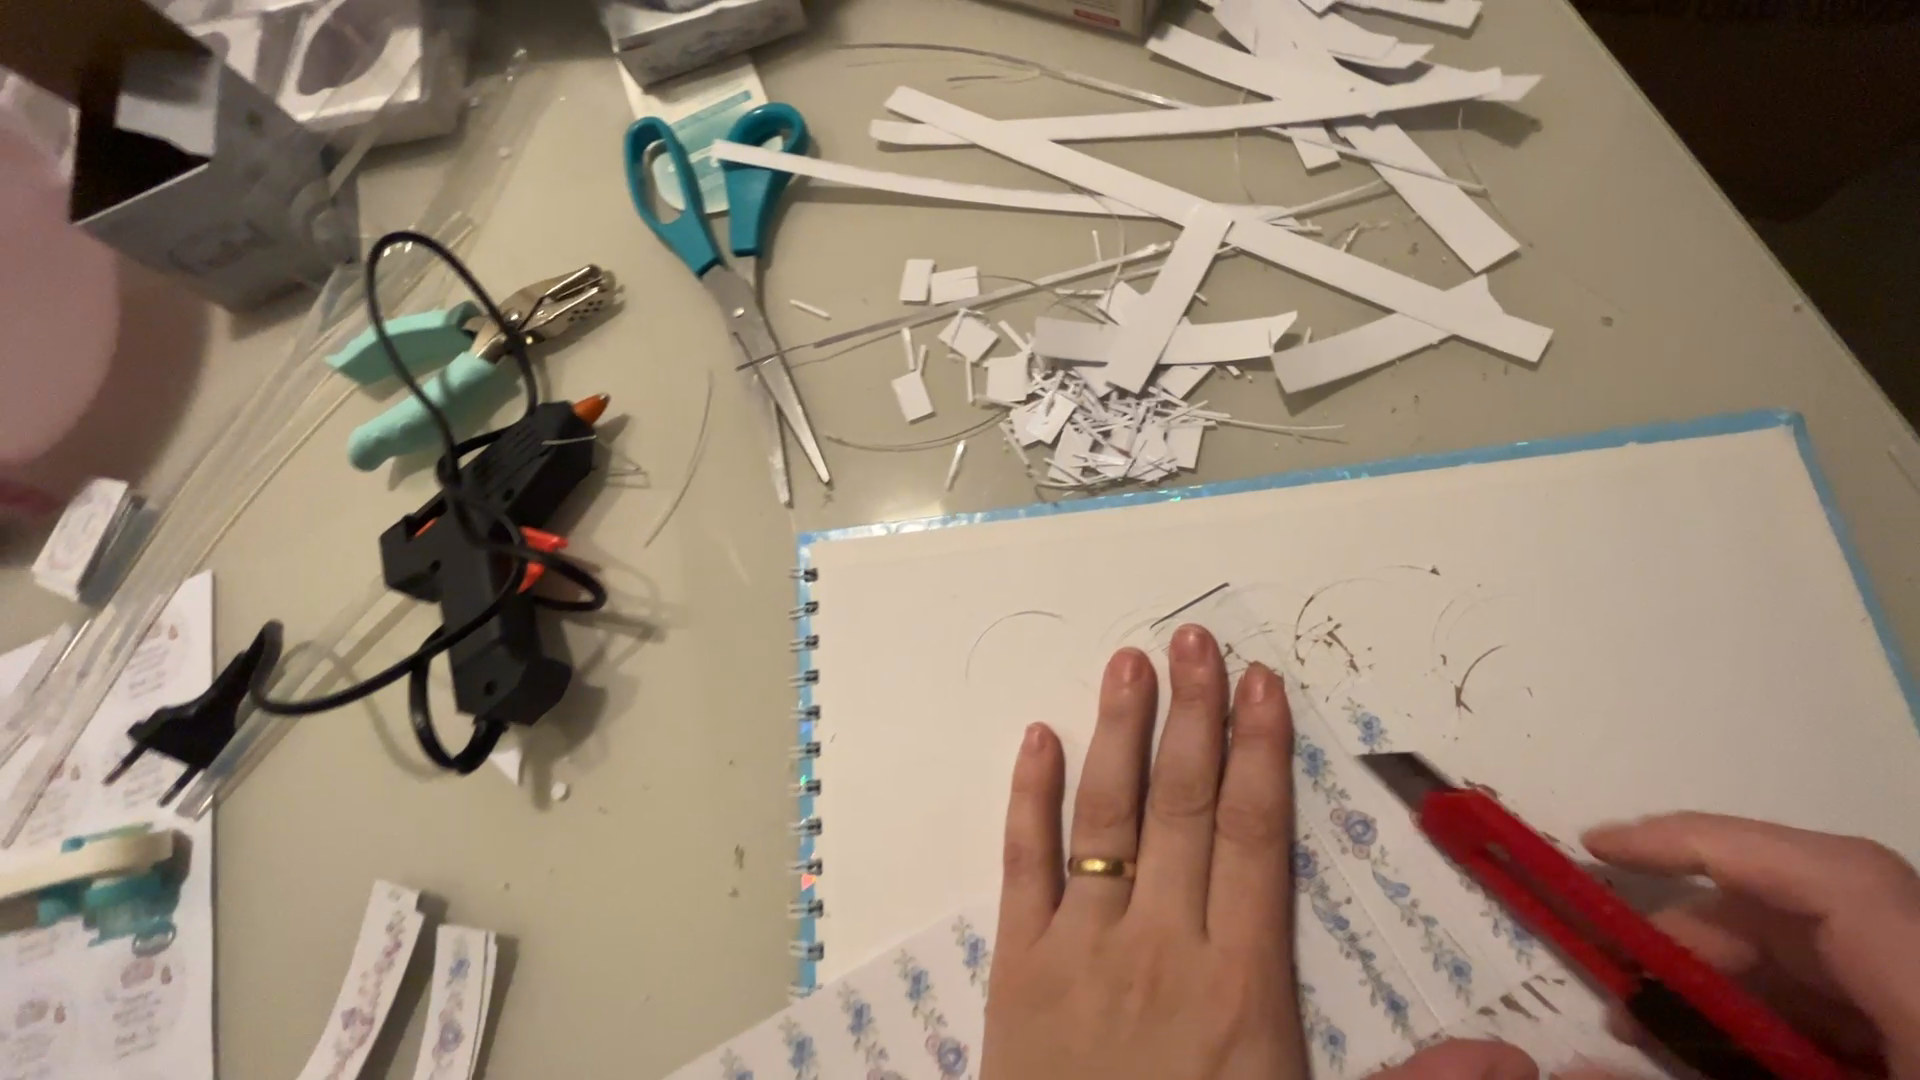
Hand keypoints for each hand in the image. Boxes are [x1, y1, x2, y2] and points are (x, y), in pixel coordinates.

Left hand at [982, 625, 1304, 1079]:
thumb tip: (1519, 1058)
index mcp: (1240, 983)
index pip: (1257, 837)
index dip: (1263, 753)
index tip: (1263, 684)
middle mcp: (1161, 944)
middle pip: (1186, 806)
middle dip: (1195, 716)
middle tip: (1193, 640)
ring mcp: (1081, 946)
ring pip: (1106, 817)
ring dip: (1118, 733)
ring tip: (1126, 663)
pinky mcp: (1018, 962)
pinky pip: (1021, 863)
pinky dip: (1027, 796)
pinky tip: (1035, 737)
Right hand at [1582, 813, 1919, 1078]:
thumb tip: (1566, 1071)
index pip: (1826, 876)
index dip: (1703, 841)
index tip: (1599, 849)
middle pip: (1805, 918)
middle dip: (1698, 944)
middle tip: (1629, 997)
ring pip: (1821, 964)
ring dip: (1729, 989)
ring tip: (1667, 1036)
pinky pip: (1850, 1011)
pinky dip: (1778, 1027)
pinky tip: (1740, 1064)